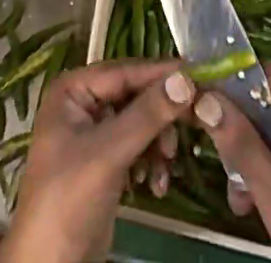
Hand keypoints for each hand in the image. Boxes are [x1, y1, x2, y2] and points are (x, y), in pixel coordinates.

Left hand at [0, 59, 196, 262]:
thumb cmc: (69, 199)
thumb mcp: (109, 153)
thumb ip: (147, 114)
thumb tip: (186, 79)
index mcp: (73, 89)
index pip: (125, 71)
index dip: (162, 74)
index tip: (200, 76)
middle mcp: (83, 102)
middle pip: (135, 95)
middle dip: (161, 117)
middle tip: (194, 126)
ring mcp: (94, 131)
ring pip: (141, 121)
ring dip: (158, 143)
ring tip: (165, 168)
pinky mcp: (105, 159)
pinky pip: (138, 145)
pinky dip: (150, 161)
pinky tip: (155, 184)